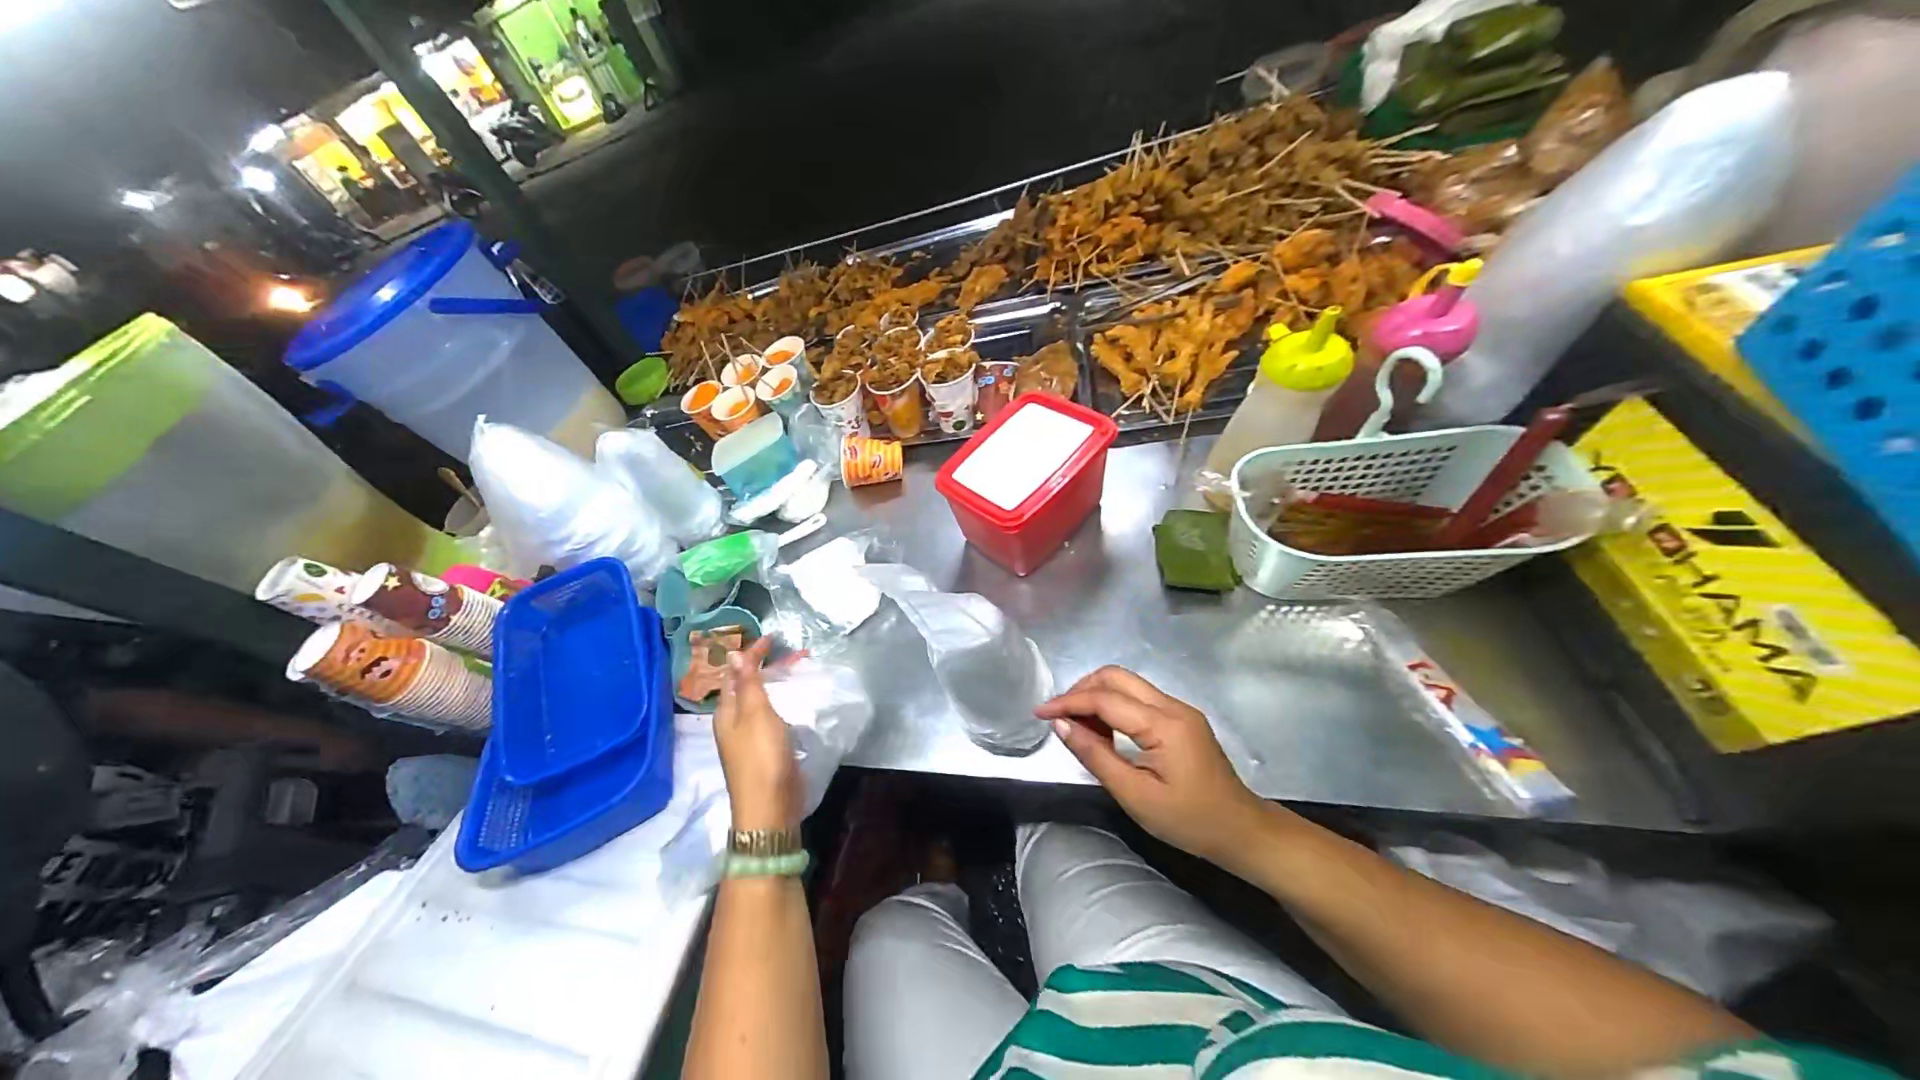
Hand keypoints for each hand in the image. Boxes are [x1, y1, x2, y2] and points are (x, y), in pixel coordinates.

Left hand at [714, 639, 799, 830]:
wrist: (769, 807)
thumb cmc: (761, 756)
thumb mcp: (755, 714)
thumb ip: (748, 684)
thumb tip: (735, 654)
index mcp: (727, 712)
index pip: (737, 673)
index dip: (753, 653)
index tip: (774, 638)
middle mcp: (735, 722)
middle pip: (750, 686)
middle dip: (770, 666)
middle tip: (798, 655)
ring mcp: (750, 738)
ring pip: (763, 700)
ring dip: (779, 683)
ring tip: (801, 672)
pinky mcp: (767, 750)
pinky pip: (774, 716)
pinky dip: (785, 701)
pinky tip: (799, 703)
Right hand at [1037, 666, 1273, 866]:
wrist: (1240, 831)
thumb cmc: (1188, 821)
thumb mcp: (1135, 796)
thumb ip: (1095, 756)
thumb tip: (1062, 725)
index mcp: (1163, 725)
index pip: (1106, 698)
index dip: (1069, 702)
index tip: (1040, 713)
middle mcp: (1172, 706)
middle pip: (1117, 677)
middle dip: (1081, 689)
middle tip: (1058, 717)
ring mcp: (1179, 710)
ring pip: (1127, 684)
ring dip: (1096, 696)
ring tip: (1077, 727)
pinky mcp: (1180, 719)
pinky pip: (1138, 699)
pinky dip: (1113, 706)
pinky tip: (1102, 731)